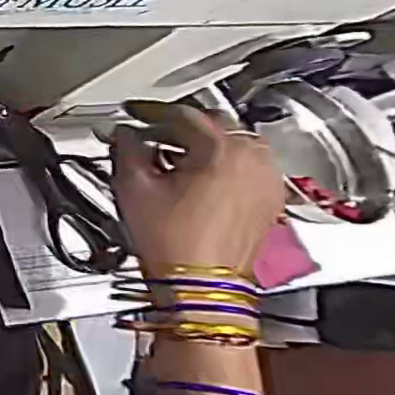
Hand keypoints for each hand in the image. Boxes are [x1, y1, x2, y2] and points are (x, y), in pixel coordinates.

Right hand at [109, 100, 283, 278]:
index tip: (134, 112)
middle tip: (148, 131)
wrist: (201, 284)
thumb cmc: (174, 242)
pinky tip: (192, 175)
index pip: (183, 114)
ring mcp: (267, 181)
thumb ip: (126, 148)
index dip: (151, 111)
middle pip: (213, 124)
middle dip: (177, 126)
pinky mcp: (269, 200)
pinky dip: (219, 163)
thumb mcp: (134, 186)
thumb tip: (124, 135)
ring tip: (169, 155)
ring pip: (232, 144)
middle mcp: (255, 161)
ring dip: (200, 144)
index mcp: (224, 150)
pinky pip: (245, 166)